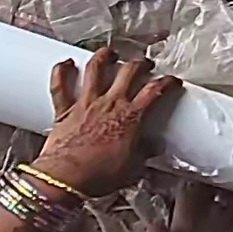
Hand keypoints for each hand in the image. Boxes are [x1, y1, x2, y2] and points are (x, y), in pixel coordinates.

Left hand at [33, 47, 180, 197]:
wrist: (67, 179)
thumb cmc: (100, 176)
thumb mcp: (133, 168)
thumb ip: (144, 153)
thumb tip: (155, 147)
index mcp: (130, 117)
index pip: (154, 91)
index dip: (167, 82)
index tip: (172, 81)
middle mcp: (110, 103)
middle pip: (128, 71)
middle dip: (139, 63)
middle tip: (143, 63)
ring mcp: (86, 103)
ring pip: (95, 69)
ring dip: (103, 56)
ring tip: (109, 52)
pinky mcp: (64, 109)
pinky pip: (60, 85)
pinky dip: (61, 71)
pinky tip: (65, 62)